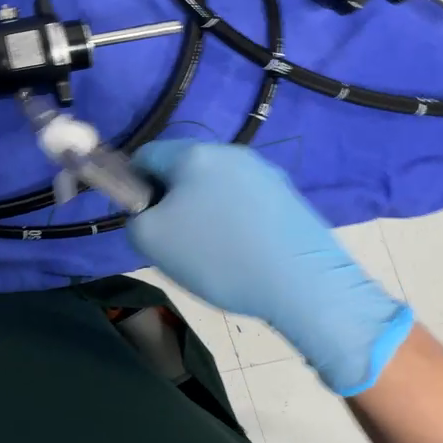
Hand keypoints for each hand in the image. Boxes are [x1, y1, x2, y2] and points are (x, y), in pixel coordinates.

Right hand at [128, 140, 412, 395]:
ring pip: (214, 186)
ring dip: (203, 210)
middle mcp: (230, 153)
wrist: (307, 289)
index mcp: (193, 153)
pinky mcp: (290, 196)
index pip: (144, 156)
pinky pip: (245, 201)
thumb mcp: (149, 239)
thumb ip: (134, 214)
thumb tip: (149, 209)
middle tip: (177, 237)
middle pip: (182, 169)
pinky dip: (234, 221)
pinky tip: (243, 252)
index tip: (144, 218)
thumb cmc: (218, 257)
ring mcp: (265, 173)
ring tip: (213, 249)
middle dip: (172, 198)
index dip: (134, 186)